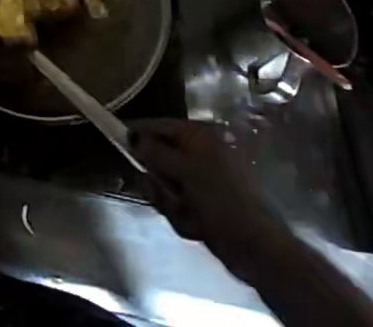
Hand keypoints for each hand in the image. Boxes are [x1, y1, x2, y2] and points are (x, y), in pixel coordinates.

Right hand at [130, 118, 272, 248]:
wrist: (255, 247)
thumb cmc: (222, 199)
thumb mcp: (186, 170)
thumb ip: (155, 152)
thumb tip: (131, 135)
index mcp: (199, 138)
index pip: (160, 125)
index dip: (139, 130)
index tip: (116, 136)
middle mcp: (198, 154)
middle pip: (158, 157)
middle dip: (155, 177)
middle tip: (158, 190)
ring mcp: (200, 181)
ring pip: (163, 185)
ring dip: (167, 200)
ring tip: (182, 211)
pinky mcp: (201, 205)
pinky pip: (175, 204)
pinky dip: (179, 215)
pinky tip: (193, 224)